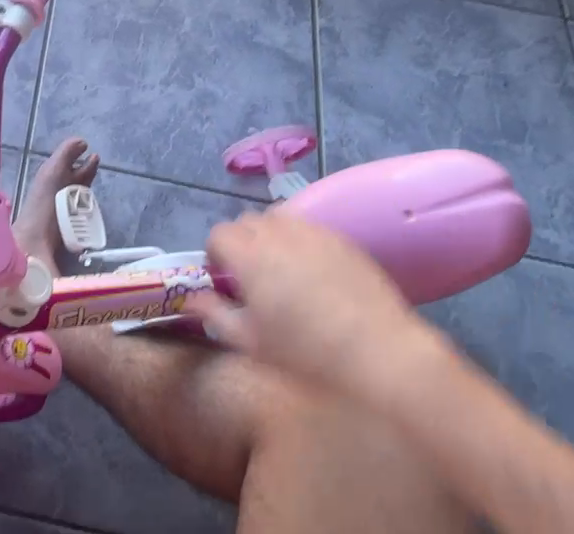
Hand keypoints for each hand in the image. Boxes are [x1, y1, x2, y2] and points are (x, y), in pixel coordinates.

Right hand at [193, 211, 442, 396]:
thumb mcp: (251, 342)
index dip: (215, 255)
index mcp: (249, 255)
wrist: (379, 354)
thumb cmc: (306, 353)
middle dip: (240, 242)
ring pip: (278, 218)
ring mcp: (313, 232)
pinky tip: (312, 272)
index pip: (218, 234)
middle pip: (246, 221)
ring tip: (280, 268)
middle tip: (250, 276)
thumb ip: (215, 314)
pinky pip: (309, 228)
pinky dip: (299, 241)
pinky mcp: (341, 239)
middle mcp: (278, 233)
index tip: (224, 280)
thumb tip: (194, 298)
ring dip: (269, 236)